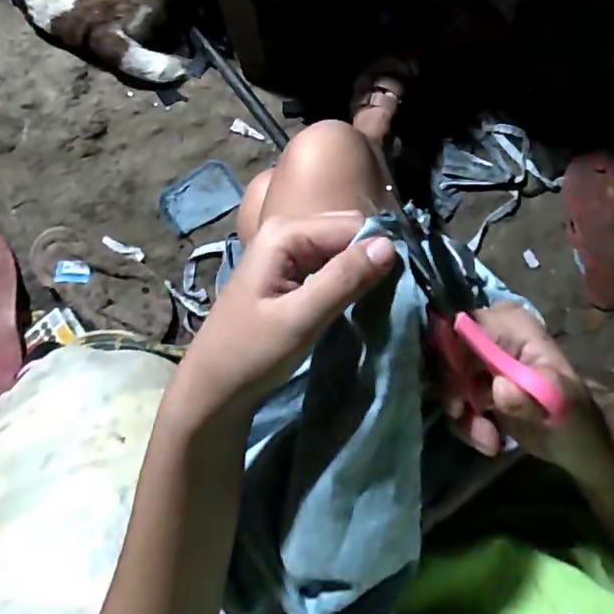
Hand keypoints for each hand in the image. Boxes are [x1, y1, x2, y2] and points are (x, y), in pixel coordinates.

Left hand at [167, 214, 397, 425]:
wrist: (212, 388)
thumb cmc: (250, 355)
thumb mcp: (300, 320)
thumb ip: (343, 280)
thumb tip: (390, 245)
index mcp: (286, 232)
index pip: (353, 225)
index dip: (379, 251)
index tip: (401, 284)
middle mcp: (287, 229)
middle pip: (350, 231)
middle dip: (372, 258)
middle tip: (388, 295)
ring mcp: (288, 248)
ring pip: (344, 247)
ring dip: (362, 270)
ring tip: (377, 299)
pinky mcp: (292, 268)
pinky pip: (333, 261)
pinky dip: (349, 278)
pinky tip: (356, 300)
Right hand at [446, 302, 613, 481]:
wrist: (581, 447)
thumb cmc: (574, 414)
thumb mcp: (561, 402)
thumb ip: (532, 394)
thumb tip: (500, 390)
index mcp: (511, 323)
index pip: (461, 324)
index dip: (450, 354)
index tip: (459, 392)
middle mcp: (491, 334)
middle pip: (447, 351)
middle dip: (454, 390)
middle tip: (466, 416)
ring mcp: (483, 360)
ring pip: (449, 379)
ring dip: (462, 413)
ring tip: (489, 438)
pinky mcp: (478, 385)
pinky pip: (456, 400)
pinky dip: (467, 423)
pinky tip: (491, 441)